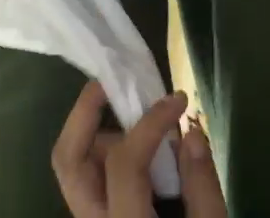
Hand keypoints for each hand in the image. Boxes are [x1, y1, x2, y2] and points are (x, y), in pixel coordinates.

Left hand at [52, 82, 227, 217]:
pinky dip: (103, 156)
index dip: (151, 122)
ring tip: (135, 122)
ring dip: (96, 135)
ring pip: (72, 171)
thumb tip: (189, 131)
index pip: (124, 161)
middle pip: (67, 161)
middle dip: (84, 113)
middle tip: (112, 82)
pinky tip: (134, 150)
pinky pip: (87, 185)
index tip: (179, 100)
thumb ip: (203, 187)